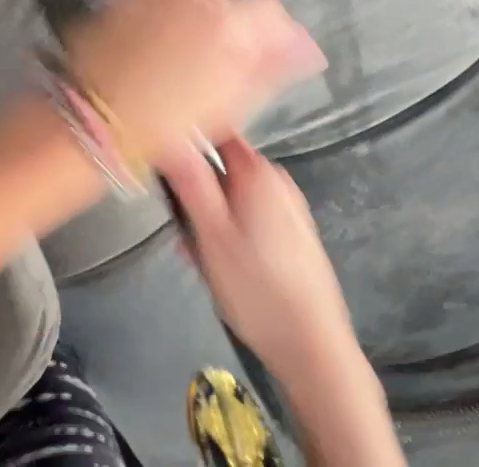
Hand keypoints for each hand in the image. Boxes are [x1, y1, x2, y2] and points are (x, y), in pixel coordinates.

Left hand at [58, 0, 324, 163]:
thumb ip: (269, 68)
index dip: (276, 33)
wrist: (90, 119)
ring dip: (196, 10)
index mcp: (228, 24)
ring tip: (183, 47)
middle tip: (219, 63)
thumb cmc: (163, 125)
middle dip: (231, 24)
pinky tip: (155, 26)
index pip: (270, 11)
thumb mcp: (227, 104)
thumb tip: (304, 49)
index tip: (273, 55)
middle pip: (227, 0)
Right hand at [158, 137, 360, 374]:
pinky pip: (251, 219)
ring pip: (234, 198)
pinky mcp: (294, 235)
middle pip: (223, 169)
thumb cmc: (256, 289)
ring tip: (202, 259)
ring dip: (211, 220)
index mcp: (258, 172)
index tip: (165, 171)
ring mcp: (289, 208)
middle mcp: (278, 180)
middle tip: (184, 233)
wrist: (313, 347)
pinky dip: (232, 235)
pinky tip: (225, 269)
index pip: (214, 132)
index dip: (186, 145)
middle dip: (198, 196)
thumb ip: (189, 181)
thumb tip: (169, 134)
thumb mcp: (211, 235)